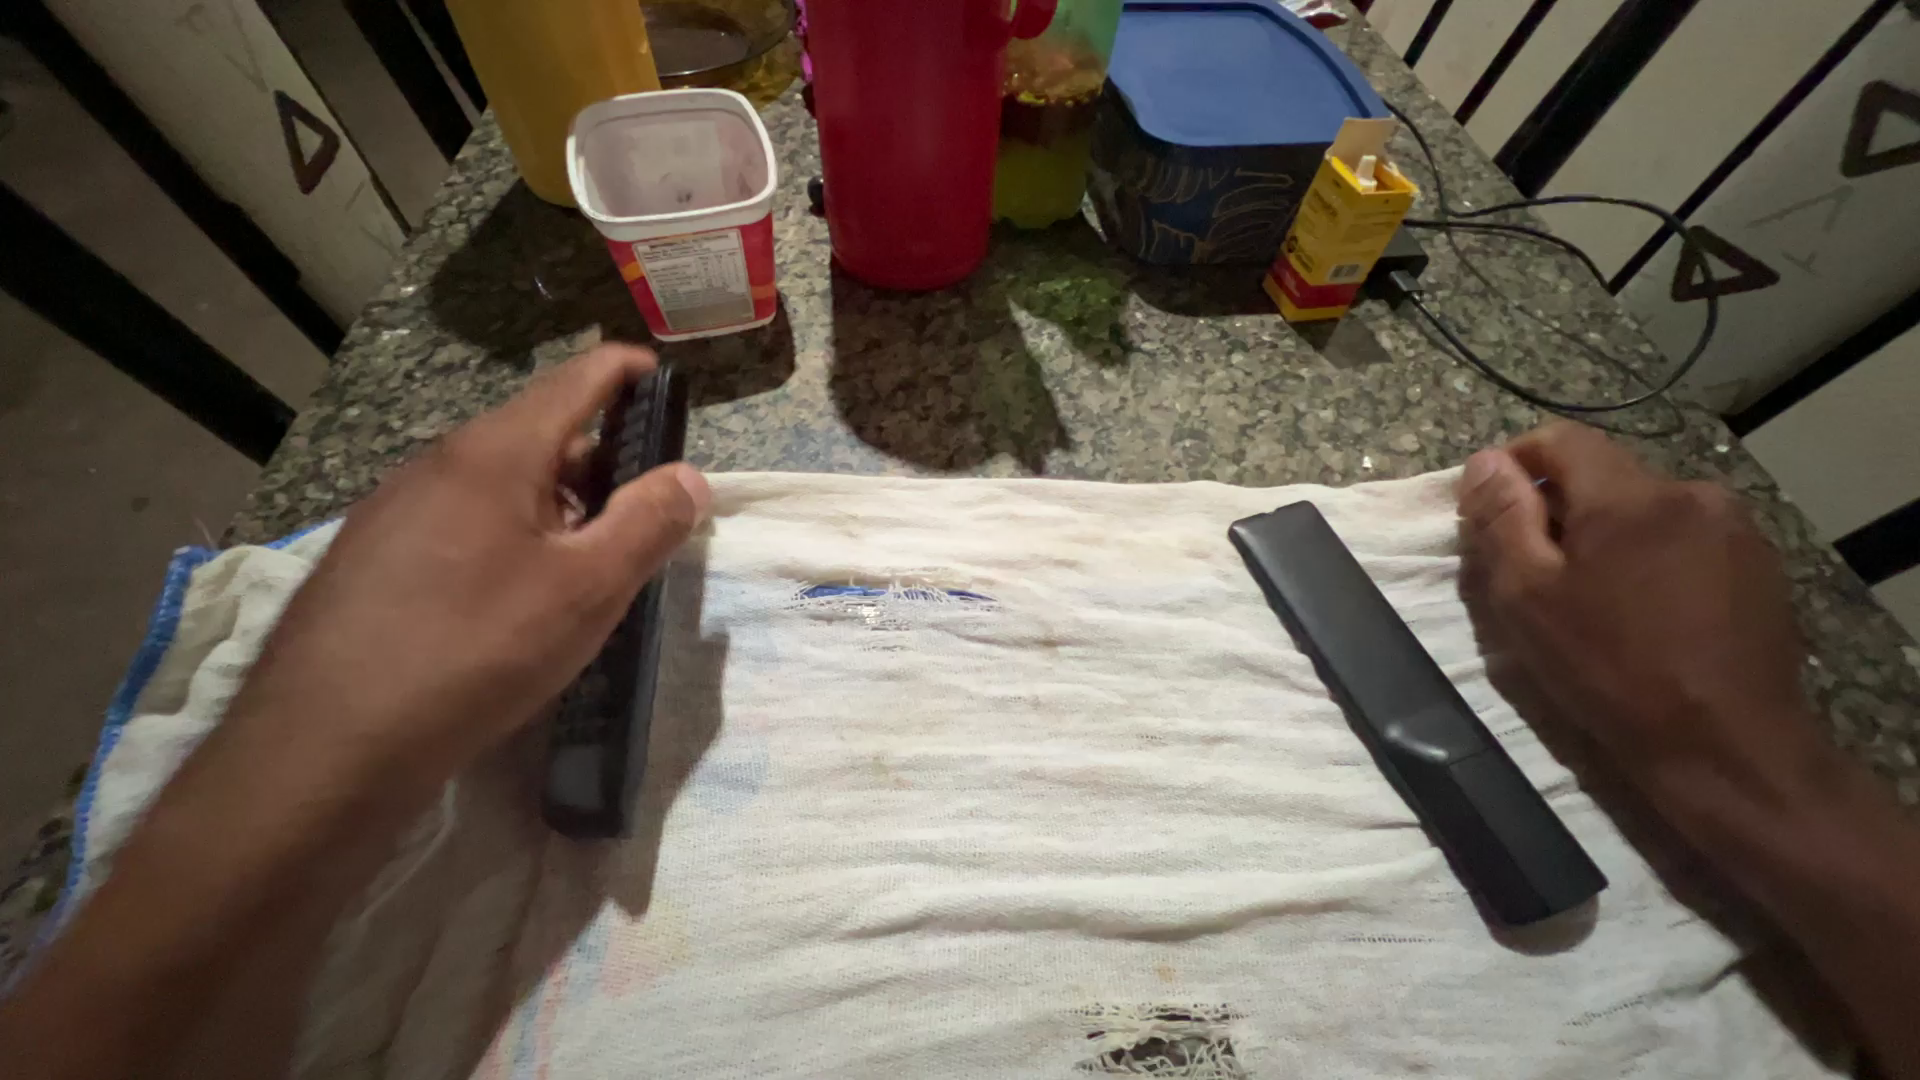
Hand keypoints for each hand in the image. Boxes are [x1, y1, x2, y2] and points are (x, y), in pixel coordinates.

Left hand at [220, 344, 708, 801]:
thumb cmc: (479, 650)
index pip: (575, 382)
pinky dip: (515, 531)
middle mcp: (438, 464)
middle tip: (644, 509)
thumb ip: (649, 523)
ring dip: (558, 502)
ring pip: (501, 482)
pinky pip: (465, 519)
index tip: (662, 375)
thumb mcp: (589, 588)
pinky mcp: (375, 557)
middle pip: (539, 434)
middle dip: (601, 459)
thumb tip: (690, 477)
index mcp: (495, 454)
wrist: (328, 746)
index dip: (626, 370)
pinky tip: (522, 592)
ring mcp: (396, 510)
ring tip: (590, 559)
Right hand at [1455, 422, 1830, 806]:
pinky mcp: (1759, 564)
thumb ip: (1502, 518)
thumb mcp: (1526, 594)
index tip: (1490, 507)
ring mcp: (1735, 529)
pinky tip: (1639, 608)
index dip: (1514, 462)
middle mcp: (1692, 494)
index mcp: (1630, 498)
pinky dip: (1646, 554)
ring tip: (1587, 594)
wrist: (1724, 744)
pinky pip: (1681, 535)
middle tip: (1531, 568)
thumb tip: (1485, 462)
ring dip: (1603, 533)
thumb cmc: (1606, 666)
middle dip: (1556, 507)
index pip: (1560, 439)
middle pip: (1601, 475)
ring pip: (1641, 507)